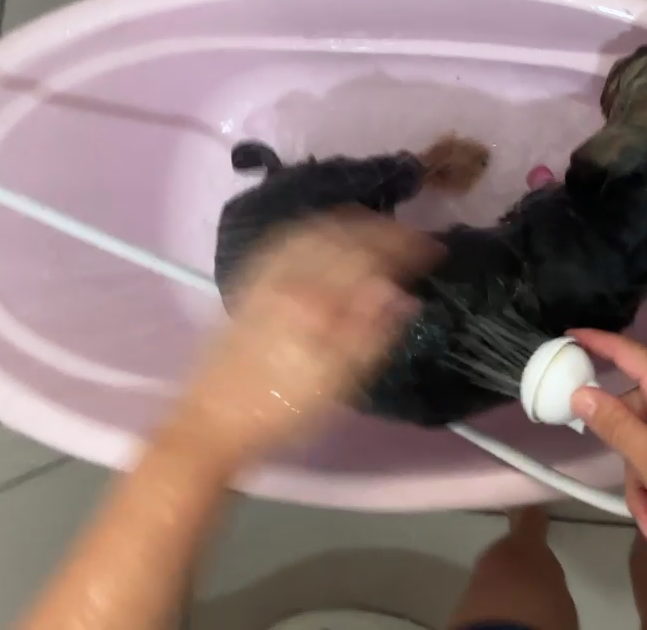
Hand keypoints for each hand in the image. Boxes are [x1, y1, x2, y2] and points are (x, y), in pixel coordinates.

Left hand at [174, 212, 440, 467]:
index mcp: (320, 304)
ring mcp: (269, 275)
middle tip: (415, 237)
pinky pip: (291, 237)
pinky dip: (320, 226)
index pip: (374, 258)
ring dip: (357, 223)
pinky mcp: (252, 279)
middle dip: (388, 231)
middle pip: (349, 237)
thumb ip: (371, 335)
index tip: (434, 248)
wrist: (212, 424)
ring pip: (320, 230)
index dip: (408, 248)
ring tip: (382, 227)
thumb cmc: (283, 413)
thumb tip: (404, 296)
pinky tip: (332, 230)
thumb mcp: (336, 384)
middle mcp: (294, 279)